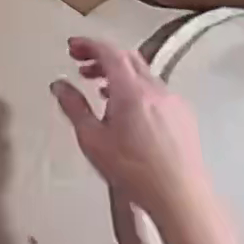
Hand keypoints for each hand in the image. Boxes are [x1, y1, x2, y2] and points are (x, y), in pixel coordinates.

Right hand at [51, 37, 219, 237]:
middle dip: (102, 55)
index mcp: (132, 90)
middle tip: (81, 62)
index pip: (109, 52)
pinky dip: (135, 88)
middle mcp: (156, 90)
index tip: (72, 46)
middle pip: (127, 58)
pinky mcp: (183, 118)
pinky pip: (155, 90)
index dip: (88, 44)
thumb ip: (74, 107)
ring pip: (142, 74)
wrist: (181, 199)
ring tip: (98, 87)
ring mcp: (173, 103)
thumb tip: (59, 85)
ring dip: (118, 73)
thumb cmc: (135, 171)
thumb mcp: (92, 139)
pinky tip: (125, 110)